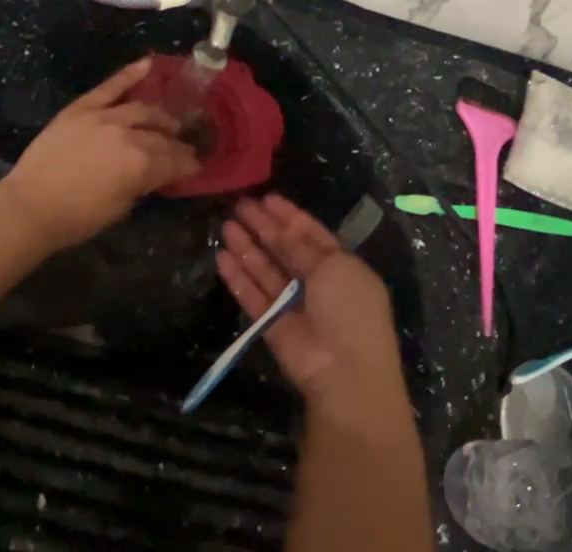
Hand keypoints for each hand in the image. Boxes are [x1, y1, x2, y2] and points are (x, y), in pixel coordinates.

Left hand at [0, 58, 200, 250]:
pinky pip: (110, 87)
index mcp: (142, 164)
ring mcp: (104, 116)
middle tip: (184, 146)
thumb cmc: (78, 218)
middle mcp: (128, 134)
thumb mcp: (121, 207)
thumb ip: (141, 185)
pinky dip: (129, 74)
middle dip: (177, 141)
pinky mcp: (82, 108)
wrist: (30, 206)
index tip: (195, 165)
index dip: (188, 163)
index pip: (175, 160)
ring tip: (169, 121)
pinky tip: (148, 64)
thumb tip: (152, 173)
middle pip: (161, 134)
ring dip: (160, 115)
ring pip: (142, 109)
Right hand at [217, 195, 407, 415]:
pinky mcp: (272, 325)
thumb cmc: (350, 311)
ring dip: (247, 248)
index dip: (290, 216)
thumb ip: (303, 246)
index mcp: (342, 268)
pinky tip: (221, 256)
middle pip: (286, 250)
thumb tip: (281, 228)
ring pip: (266, 270)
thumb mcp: (334, 267)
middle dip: (264, 227)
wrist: (345, 372)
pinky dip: (238, 277)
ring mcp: (294, 306)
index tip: (267, 198)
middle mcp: (318, 285)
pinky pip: (252, 296)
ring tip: (226, 224)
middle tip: (239, 205)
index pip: (313, 235)